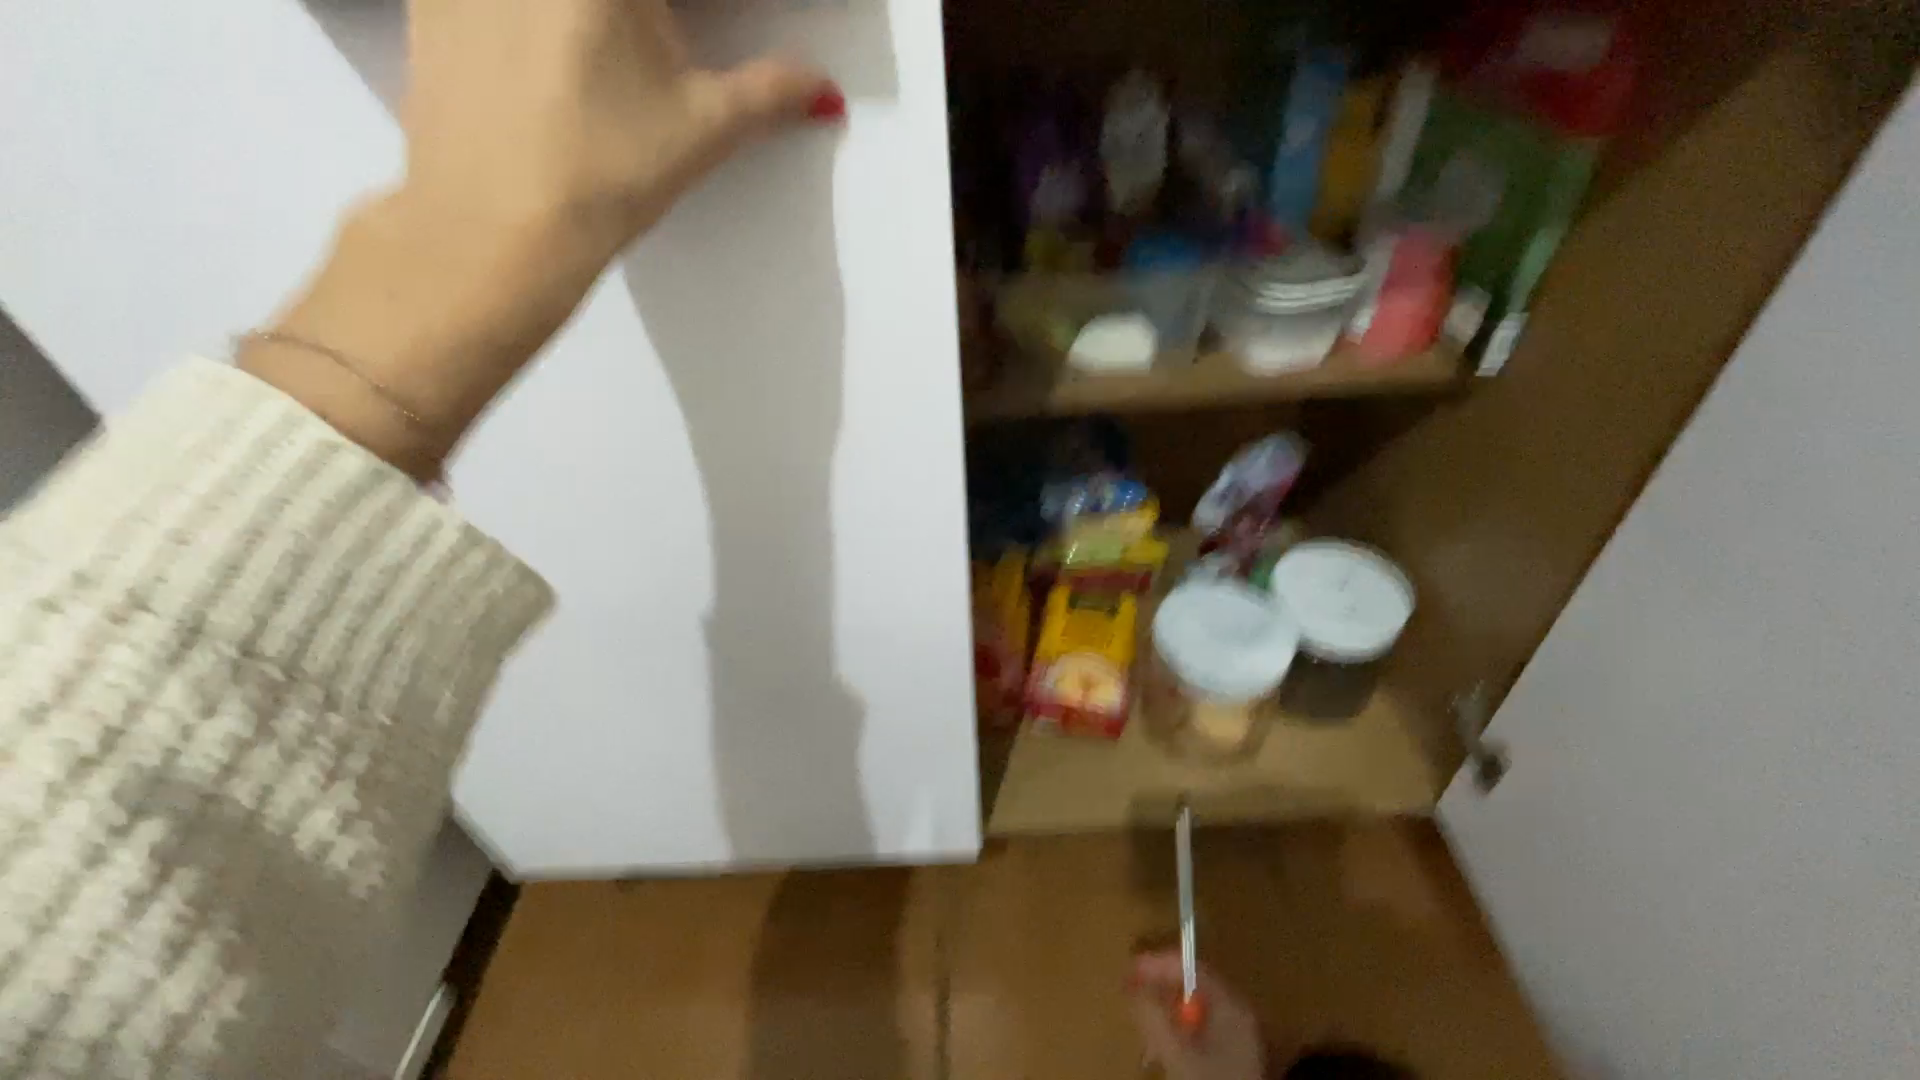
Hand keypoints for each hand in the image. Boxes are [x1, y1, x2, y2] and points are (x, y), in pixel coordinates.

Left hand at [246, 0, 841, 476]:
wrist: (494, 231)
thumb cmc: (604, 175)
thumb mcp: (703, 129)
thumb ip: (772, 94)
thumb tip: (824, 91)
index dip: (711, 19)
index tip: (712, 42)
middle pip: (630, 5)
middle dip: (657, 26)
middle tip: (663, 62)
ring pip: (572, 7)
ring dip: (602, 30)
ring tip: (606, 84)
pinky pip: (499, 4)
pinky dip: (541, 26)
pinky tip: (548, 69)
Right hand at [1130, 952, 1267, 1079]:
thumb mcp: (1177, 1054)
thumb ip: (1153, 1017)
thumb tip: (1133, 985)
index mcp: (1230, 1007)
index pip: (1191, 969)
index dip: (1158, 964)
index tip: (1129, 969)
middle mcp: (1236, 1015)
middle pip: (1192, 987)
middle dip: (1158, 988)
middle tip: (1130, 993)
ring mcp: (1236, 1037)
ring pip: (1193, 1010)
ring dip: (1165, 1012)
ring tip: (1142, 1024)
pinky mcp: (1230, 1057)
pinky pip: (1198, 1031)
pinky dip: (1176, 1032)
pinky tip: (1161, 1049)